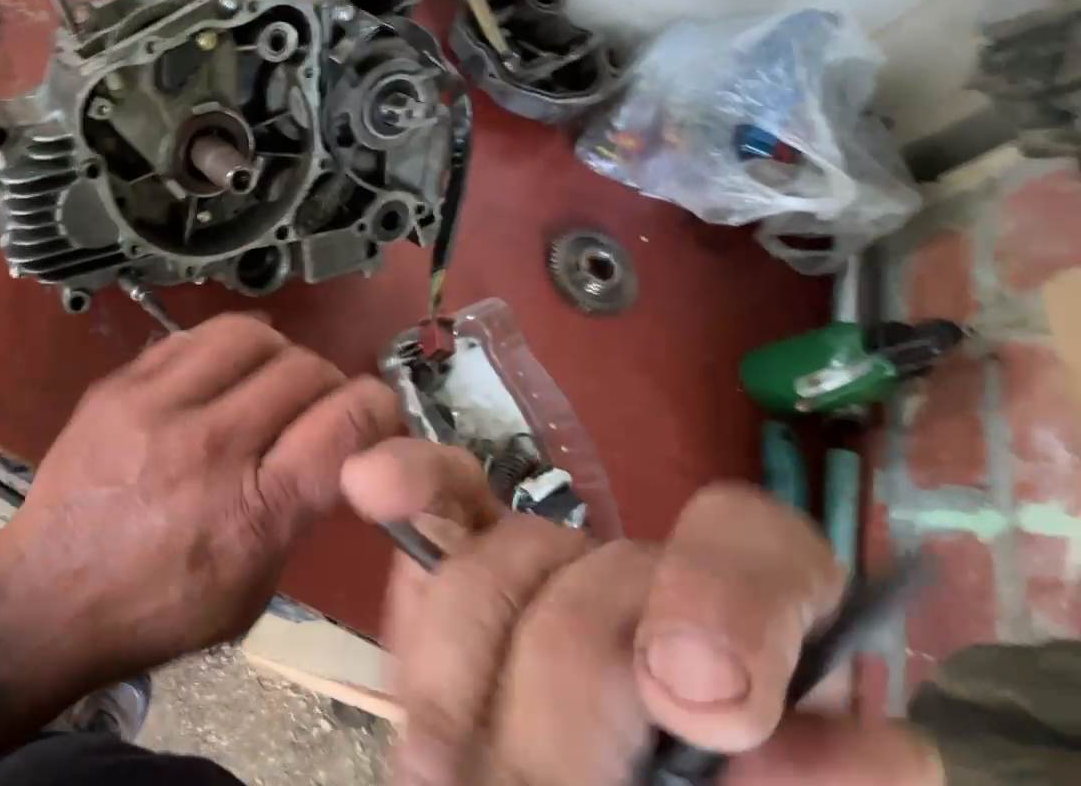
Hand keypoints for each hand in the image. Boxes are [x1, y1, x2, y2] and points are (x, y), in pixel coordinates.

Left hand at [0, 314, 400, 683]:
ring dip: (276, 352)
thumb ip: (297, 511)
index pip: (345, 422)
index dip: (376, 409)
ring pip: (247, 333)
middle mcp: (210, 444)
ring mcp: (155, 405)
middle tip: (317, 404)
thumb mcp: (253, 587)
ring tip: (269, 378)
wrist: (49, 593)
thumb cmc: (158, 608)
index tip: (374, 415)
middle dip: (328, 381)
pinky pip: (188, 337)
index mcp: (255, 510)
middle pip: (302, 369)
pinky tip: (218, 372)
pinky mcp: (115, 385)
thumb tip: (330, 447)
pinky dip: (219, 348)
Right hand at [343, 439, 943, 785]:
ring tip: (442, 770)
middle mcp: (647, 576)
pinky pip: (434, 497)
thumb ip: (811, 774)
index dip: (720, 609)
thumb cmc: (702, 776)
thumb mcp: (777, 780)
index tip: (692, 705)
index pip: (751, 551)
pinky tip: (370, 484)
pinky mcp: (459, 557)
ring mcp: (546, 559)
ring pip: (489, 567)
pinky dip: (408, 485)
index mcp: (759, 632)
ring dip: (454, 677)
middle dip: (557, 717)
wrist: (586, 769)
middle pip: (591, 592)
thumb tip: (870, 751)